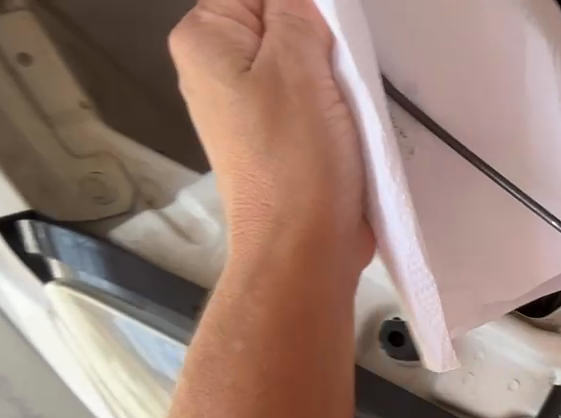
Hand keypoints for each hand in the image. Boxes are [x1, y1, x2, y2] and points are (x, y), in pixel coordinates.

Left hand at [170, 0, 370, 275]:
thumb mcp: (301, 70)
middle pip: (279, 33)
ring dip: (335, 91)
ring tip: (354, 115)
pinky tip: (352, 139)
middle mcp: (215, 72)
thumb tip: (304, 4)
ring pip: (300, 76)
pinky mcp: (279, 150)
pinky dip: (335, 121)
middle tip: (349, 84)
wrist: (304, 250)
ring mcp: (247, 115)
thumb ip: (298, 17)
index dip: (306, 11)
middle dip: (323, 53)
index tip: (337, 47)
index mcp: (206, 39)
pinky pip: (309, 115)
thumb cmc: (298, 163)